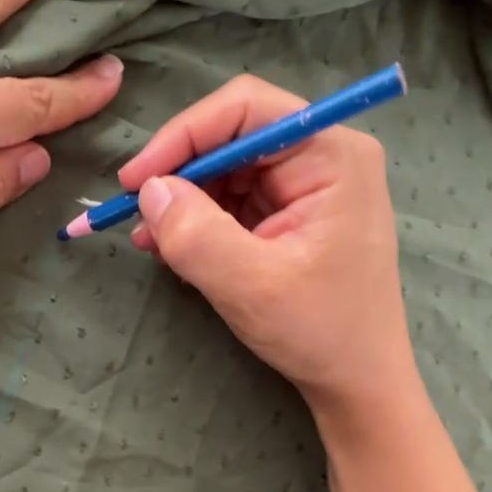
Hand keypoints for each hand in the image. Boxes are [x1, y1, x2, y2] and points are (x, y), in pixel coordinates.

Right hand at [120, 76, 416, 411]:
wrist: (357, 381)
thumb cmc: (318, 331)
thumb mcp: (251, 285)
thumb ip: (196, 234)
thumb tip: (148, 191)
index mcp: (330, 155)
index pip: (245, 110)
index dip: (182, 136)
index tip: (134, 180)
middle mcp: (322, 157)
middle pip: (234, 137)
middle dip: (180, 174)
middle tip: (136, 215)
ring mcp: (308, 188)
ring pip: (228, 172)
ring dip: (184, 203)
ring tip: (149, 241)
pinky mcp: (292, 218)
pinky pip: (234, 204)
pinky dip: (199, 223)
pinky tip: (171, 250)